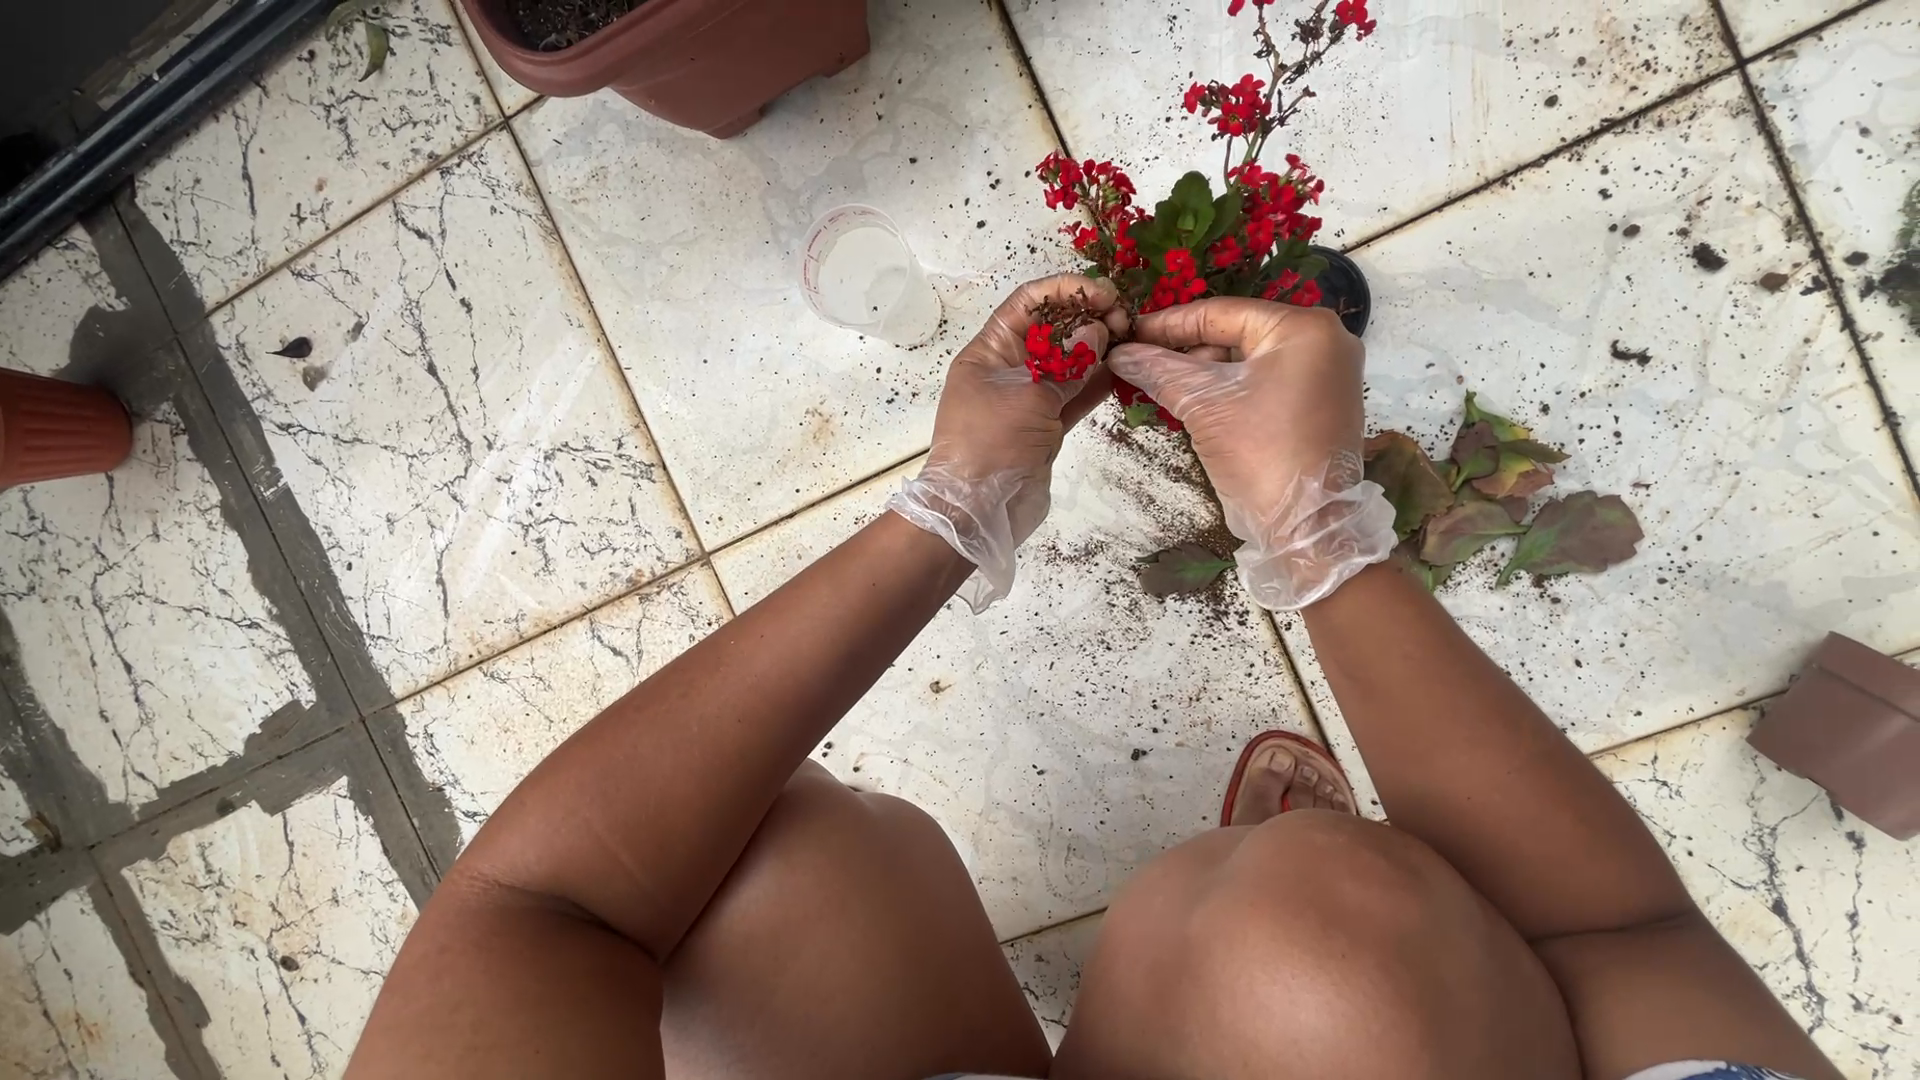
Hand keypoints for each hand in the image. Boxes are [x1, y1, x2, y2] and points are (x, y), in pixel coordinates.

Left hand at [888, 274, 1122, 611]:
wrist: (977, 511)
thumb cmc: (990, 446)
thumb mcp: (1027, 398)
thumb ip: (1066, 364)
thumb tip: (1098, 332)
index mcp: (988, 352)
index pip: (1027, 304)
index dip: (1065, 290)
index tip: (1105, 293)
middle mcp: (1007, 369)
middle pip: (1051, 328)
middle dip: (1087, 317)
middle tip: (1126, 320)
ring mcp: (1027, 398)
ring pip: (1067, 361)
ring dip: (1097, 348)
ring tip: (1131, 338)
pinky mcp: (1044, 424)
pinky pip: (1073, 394)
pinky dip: (1096, 381)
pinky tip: (1123, 368)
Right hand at [1106, 298, 1394, 609]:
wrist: (1306, 523)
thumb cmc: (1259, 452)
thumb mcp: (1202, 404)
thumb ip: (1158, 369)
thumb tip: (1119, 353)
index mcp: (1303, 328)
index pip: (1221, 313)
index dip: (1168, 324)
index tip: (1129, 333)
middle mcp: (1324, 340)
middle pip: (1236, 334)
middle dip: (1185, 349)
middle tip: (1140, 361)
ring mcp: (1327, 374)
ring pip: (1249, 360)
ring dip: (1203, 371)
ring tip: (1159, 383)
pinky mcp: (1321, 403)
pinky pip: (1265, 382)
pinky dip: (1228, 389)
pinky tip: (1192, 400)